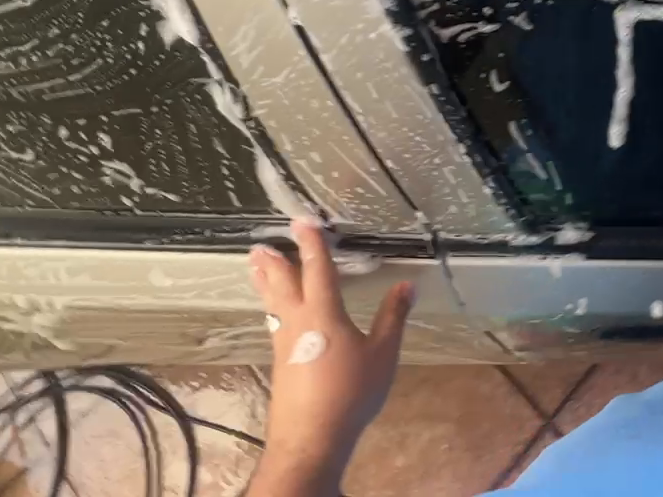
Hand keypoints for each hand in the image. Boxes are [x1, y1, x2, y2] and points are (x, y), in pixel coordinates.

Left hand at [247, 220, 412, 493]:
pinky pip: (274, 323)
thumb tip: (407, 285)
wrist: (311, 440)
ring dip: (266, 283)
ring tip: (256, 266)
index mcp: (324, 312)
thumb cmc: (349, 392)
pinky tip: (274, 314)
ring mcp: (285, 345)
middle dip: (274, 262)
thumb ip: (393, 317)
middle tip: (260, 244)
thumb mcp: (382, 354)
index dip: (311, 243)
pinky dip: (272, 307)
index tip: (302, 221)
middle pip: (283, 284)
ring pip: (273, 304)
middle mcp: (298, 322)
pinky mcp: (281, 365)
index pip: (317, 268)